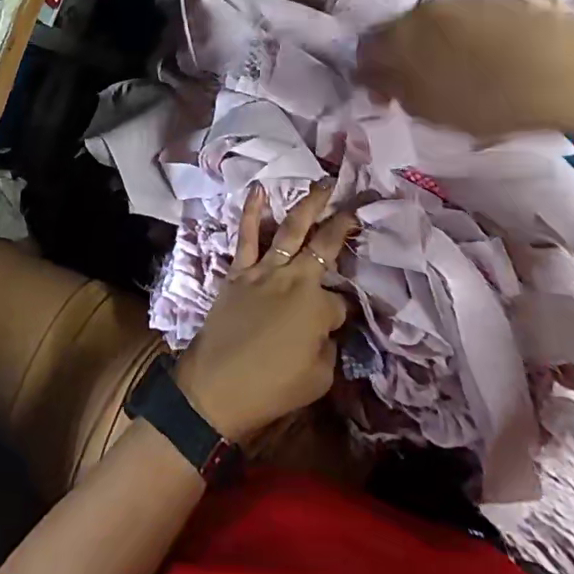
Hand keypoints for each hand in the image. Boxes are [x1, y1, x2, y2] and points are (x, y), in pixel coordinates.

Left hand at [174, 182, 354, 442]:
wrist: (215, 389)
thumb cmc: (271, 389)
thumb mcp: (319, 378)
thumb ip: (329, 345)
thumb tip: (326, 327)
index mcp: (317, 305)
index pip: (341, 302)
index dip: (341, 314)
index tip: (336, 327)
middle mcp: (295, 278)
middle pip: (325, 244)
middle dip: (345, 224)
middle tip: (359, 204)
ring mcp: (264, 270)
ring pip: (292, 229)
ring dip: (310, 204)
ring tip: (324, 184)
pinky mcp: (239, 271)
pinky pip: (247, 237)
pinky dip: (252, 212)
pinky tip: (259, 189)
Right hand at [356, 0, 573, 145]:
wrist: (570, 72)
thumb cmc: (493, 100)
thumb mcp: (435, 109)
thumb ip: (396, 92)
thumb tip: (374, 78)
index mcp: (405, 34)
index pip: (369, 48)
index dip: (369, 72)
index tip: (383, 94)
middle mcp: (429, 8)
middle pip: (400, 31)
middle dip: (400, 56)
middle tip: (417, 87)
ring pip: (433, 23)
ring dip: (432, 46)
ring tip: (455, 73)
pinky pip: (465, 20)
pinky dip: (463, 39)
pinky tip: (486, 59)